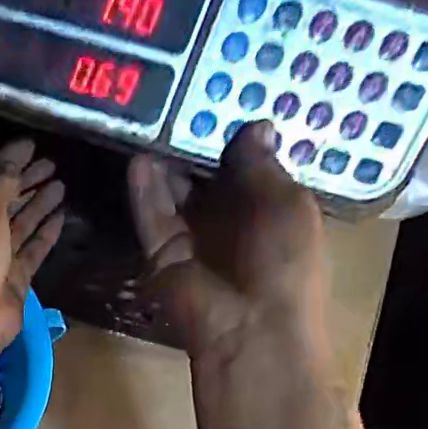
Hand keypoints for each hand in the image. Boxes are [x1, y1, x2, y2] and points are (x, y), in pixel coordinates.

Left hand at [0, 139, 66, 356]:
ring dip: (39, 203)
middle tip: (52, 162)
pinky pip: (33, 249)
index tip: (31, 144)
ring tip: (62, 183)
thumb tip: (13, 165)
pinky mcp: (14, 278)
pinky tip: (62, 215)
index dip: (7, 159)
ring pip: (21, 223)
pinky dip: (46, 232)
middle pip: (5, 200)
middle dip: (26, 179)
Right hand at [129, 121, 329, 363]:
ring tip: (154, 121)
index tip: (227, 98)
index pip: (250, 172)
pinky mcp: (163, 258)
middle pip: (208, 182)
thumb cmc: (286, 265)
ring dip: (168, 165)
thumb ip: (264, 166)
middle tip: (183, 100)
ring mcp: (195, 245)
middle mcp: (232, 229)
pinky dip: (146, 192)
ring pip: (176, 198)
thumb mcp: (288, 204)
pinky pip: (153, 220)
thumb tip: (255, 127)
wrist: (250, 330)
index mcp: (272, 216)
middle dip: (197, 147)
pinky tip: (140, 161)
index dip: (239, 140)